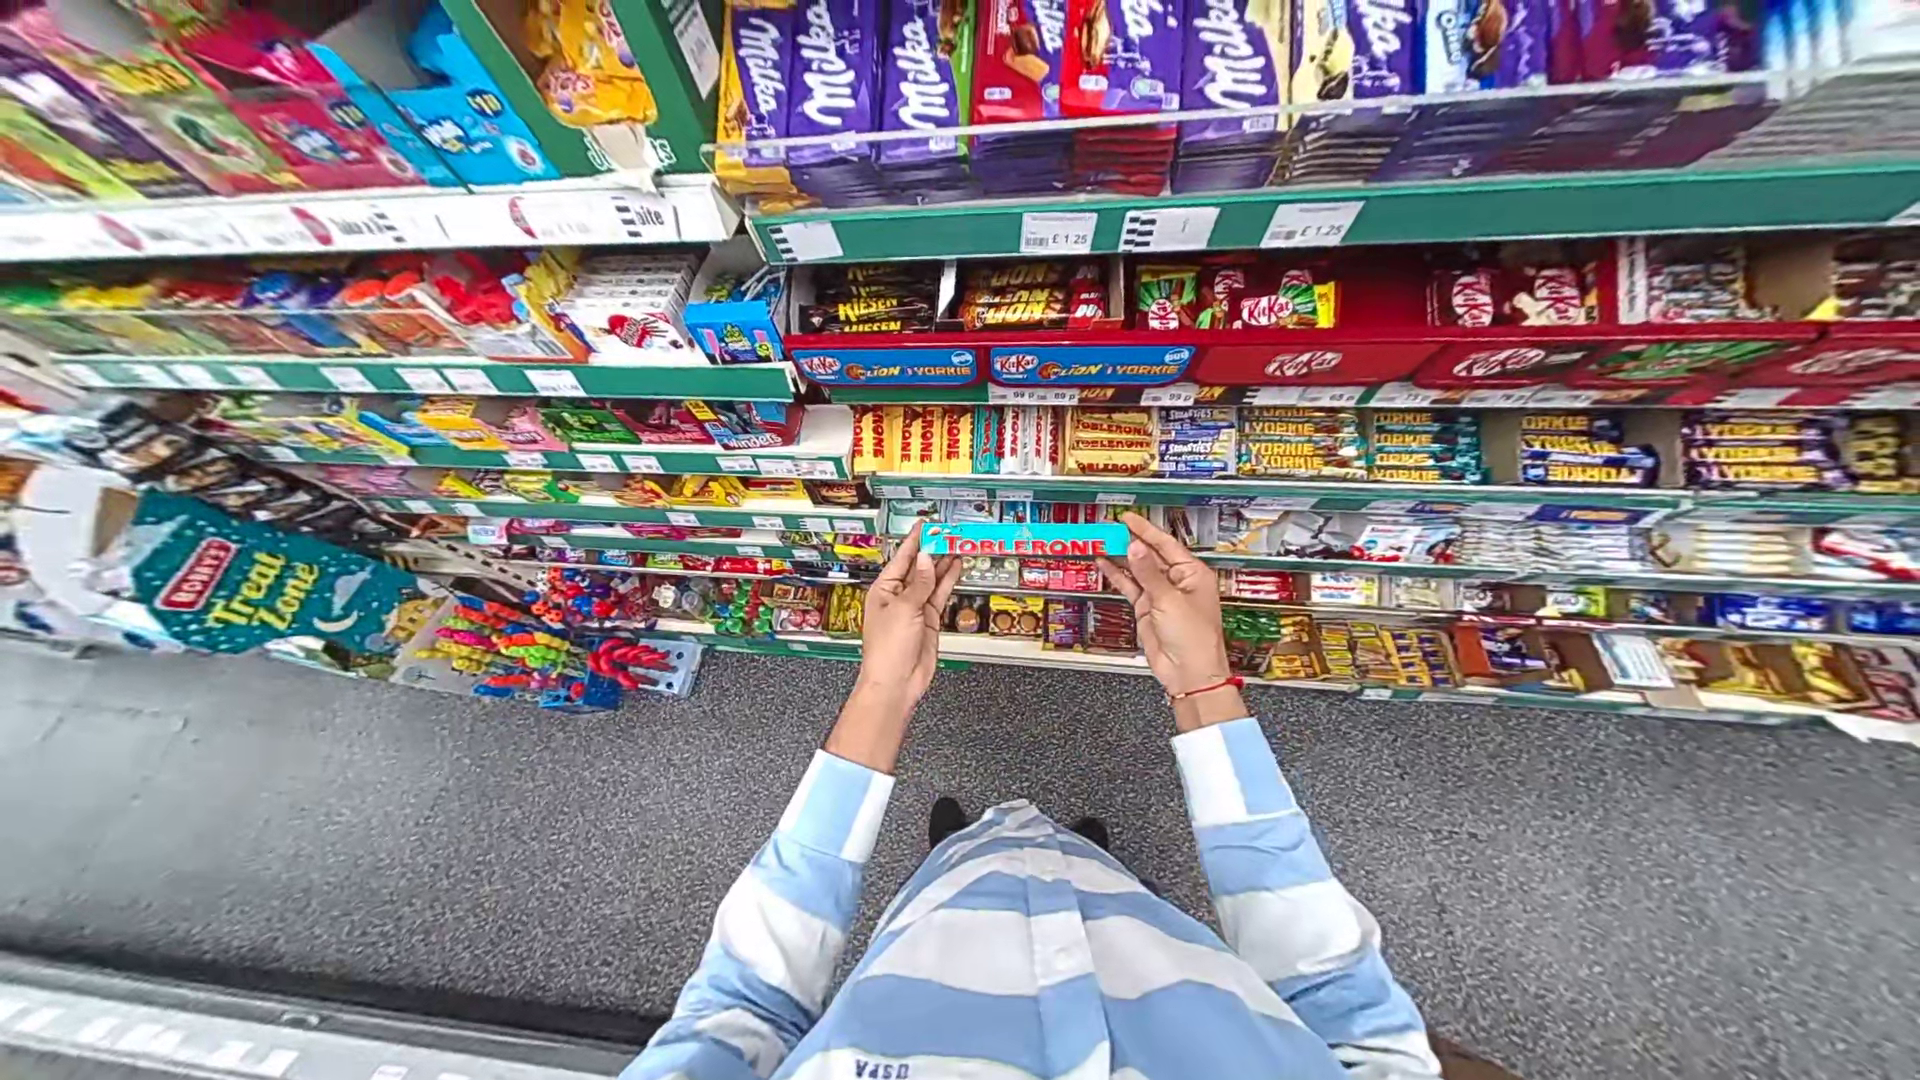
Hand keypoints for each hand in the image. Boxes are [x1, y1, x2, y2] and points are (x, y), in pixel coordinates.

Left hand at [857, 522, 963, 705]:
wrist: (897, 682)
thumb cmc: (887, 651)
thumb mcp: (904, 609)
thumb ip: (920, 584)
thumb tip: (928, 559)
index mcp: (884, 589)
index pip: (902, 557)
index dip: (915, 540)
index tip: (926, 525)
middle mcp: (898, 595)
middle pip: (918, 566)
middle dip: (932, 549)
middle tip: (948, 533)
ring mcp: (915, 607)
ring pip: (932, 578)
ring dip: (943, 562)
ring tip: (956, 545)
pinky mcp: (928, 619)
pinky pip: (939, 594)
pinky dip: (948, 580)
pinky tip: (955, 567)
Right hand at [1097, 512, 1245, 731]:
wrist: (1189, 673)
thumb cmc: (1195, 640)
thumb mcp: (1169, 600)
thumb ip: (1148, 573)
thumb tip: (1135, 547)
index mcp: (1193, 574)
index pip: (1166, 544)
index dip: (1145, 530)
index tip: (1128, 519)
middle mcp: (1177, 582)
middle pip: (1150, 555)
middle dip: (1130, 542)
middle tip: (1110, 529)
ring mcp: (1161, 595)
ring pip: (1137, 570)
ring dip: (1121, 557)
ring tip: (1102, 543)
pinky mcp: (1148, 608)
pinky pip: (1130, 587)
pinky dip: (1117, 576)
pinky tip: (1105, 565)